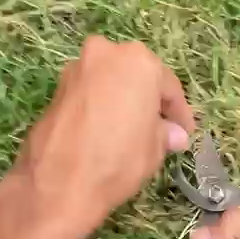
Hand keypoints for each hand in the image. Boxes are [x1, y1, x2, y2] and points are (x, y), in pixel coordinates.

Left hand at [9, 37, 195, 235]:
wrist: (60, 184)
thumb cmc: (119, 160)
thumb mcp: (154, 149)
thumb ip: (165, 134)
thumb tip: (173, 134)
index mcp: (137, 61)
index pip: (168, 86)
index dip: (179, 113)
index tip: (184, 133)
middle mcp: (104, 55)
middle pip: (135, 78)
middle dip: (148, 102)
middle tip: (160, 130)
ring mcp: (75, 71)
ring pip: (108, 85)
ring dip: (122, 104)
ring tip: (132, 135)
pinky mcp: (55, 92)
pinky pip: (88, 97)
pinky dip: (100, 110)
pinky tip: (105, 135)